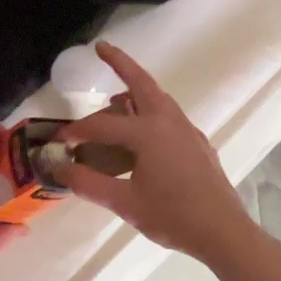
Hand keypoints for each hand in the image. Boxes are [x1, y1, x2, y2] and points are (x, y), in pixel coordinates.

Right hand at [55, 43, 263, 265]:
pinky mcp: (198, 143)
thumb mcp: (125, 203)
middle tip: (101, 48)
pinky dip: (151, 112)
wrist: (223, 232)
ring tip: (116, 99)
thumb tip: (60, 170)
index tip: (58, 142)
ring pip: (158, 99)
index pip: (102, 125)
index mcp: (148, 132)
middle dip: (121, 62)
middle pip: (141, 82)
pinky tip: (143, 135)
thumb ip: (89, 183)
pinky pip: (169, 116)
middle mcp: (169, 121)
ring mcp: (187, 130)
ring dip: (136, 91)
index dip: (77, 132)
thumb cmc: (172, 216)